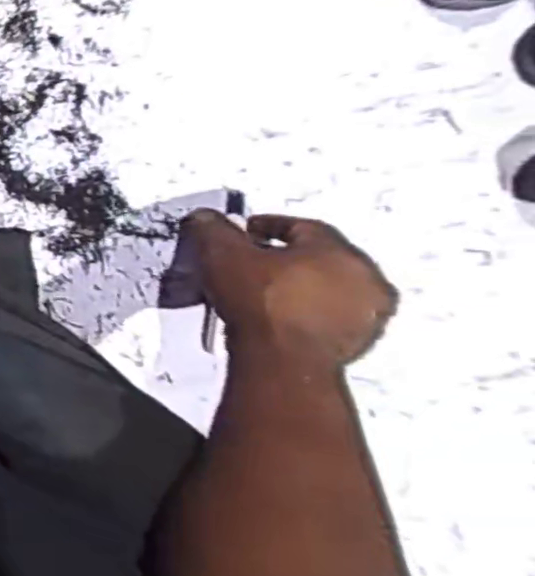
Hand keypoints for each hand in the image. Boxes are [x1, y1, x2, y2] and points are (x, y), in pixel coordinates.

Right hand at [184, 211, 397, 367]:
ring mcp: (369, 312)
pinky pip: (330, 314)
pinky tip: (277, 316)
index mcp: (338, 251)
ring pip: (328, 287)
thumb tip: (205, 217)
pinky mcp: (361, 339)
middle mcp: (366, 277)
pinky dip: (306, 310)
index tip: (242, 231)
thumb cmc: (257, 300)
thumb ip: (213, 229)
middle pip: (319, 257)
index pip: (302, 226)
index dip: (268, 225)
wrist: (281, 357)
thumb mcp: (221, 255)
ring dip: (299, 285)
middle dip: (286, 257)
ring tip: (263, 291)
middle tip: (252, 262)